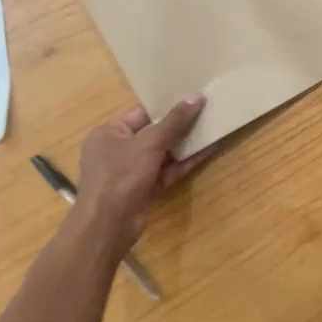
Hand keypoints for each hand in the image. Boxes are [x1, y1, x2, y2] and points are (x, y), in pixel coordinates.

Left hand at [73, 97, 208, 254]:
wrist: (109, 224)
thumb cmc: (121, 175)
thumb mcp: (149, 142)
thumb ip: (174, 121)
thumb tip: (197, 96)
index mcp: (109, 133)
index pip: (142, 113)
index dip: (168, 105)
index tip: (193, 96)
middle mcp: (119, 149)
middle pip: (155, 132)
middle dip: (181, 124)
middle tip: (209, 109)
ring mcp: (133, 170)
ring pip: (164, 152)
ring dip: (187, 142)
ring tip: (213, 126)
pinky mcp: (146, 187)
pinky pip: (169, 169)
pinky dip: (187, 161)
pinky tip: (209, 149)